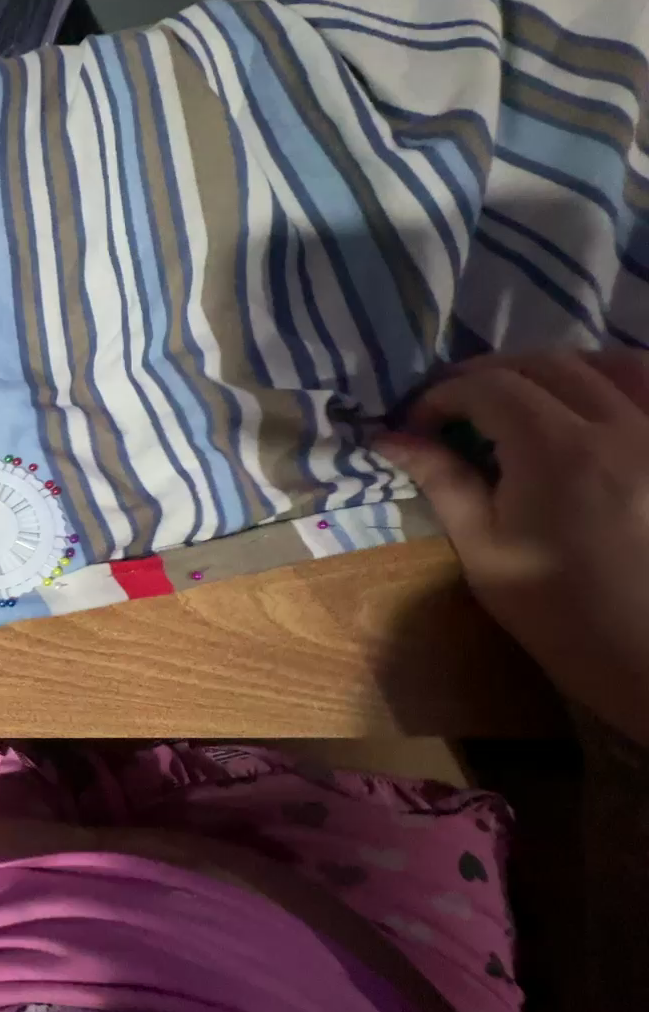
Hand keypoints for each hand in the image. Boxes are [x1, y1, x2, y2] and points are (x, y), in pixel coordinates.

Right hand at [376, 348, 648, 741]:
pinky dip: (617, 380)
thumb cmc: (552, 603)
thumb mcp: (480, 543)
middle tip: (450, 406)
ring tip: (518, 398)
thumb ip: (442, 478)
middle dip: (486, 376)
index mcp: (560, 453)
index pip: (489, 387)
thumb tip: (389, 437)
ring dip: (554, 369)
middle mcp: (625, 429)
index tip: (413, 426)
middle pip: (547, 364)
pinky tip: (586, 404)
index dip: (439, 396)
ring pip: (614, 362)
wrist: (648, 649)